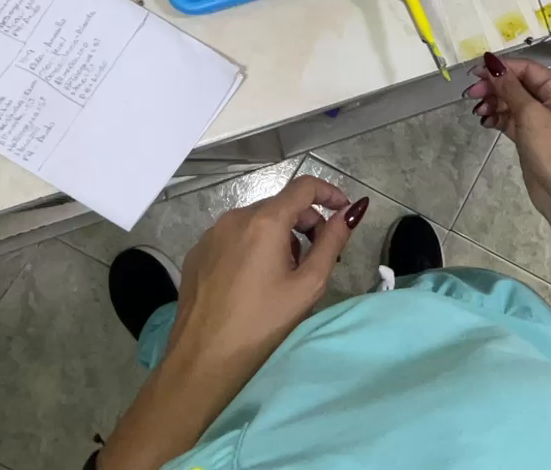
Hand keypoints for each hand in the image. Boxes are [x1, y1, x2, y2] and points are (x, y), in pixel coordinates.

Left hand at [167, 175, 365, 374]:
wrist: (200, 364)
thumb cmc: (262, 324)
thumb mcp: (308, 284)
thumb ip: (333, 240)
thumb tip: (353, 210)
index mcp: (265, 221)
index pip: (305, 186)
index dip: (330, 193)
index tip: (344, 211)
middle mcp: (235, 218)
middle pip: (282, 204)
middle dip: (306, 222)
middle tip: (318, 256)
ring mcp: (212, 235)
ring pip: (258, 221)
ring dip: (281, 236)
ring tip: (286, 273)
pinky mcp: (197, 253)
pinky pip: (235, 236)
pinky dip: (254, 246)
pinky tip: (255, 281)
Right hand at [466, 52, 550, 219]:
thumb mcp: (530, 114)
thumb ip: (509, 88)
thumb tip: (492, 63)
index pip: (526, 68)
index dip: (501, 67)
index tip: (475, 72)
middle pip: (517, 84)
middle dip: (494, 87)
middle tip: (470, 94)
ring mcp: (540, 119)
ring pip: (512, 102)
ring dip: (494, 103)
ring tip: (478, 112)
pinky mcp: (530, 136)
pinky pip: (510, 119)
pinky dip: (497, 118)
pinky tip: (485, 122)